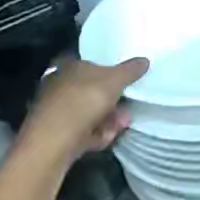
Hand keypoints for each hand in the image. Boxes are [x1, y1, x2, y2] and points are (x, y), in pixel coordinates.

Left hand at [18, 56, 148, 160]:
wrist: (54, 140)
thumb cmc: (84, 100)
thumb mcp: (114, 80)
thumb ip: (130, 70)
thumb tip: (144, 60)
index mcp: (69, 66)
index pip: (92, 65)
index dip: (111, 73)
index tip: (127, 84)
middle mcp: (60, 85)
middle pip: (93, 91)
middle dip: (113, 101)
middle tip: (127, 110)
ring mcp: (58, 110)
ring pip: (90, 112)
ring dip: (109, 119)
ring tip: (122, 126)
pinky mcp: (58, 132)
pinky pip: (83, 130)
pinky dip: (96, 133)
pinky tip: (107, 138)